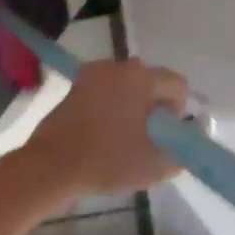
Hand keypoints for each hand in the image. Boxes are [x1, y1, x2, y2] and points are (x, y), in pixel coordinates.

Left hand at [23, 58, 188, 195]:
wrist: (51, 166)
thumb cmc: (106, 162)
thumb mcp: (155, 166)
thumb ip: (180, 153)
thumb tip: (183, 147)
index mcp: (139, 78)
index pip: (176, 85)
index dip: (178, 110)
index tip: (165, 134)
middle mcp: (114, 68)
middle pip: (148, 81)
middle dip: (153, 105)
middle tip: (146, 135)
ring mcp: (88, 76)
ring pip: (124, 86)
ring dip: (130, 105)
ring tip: (124, 135)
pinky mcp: (71, 88)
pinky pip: (102, 92)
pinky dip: (109, 106)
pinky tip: (103, 131)